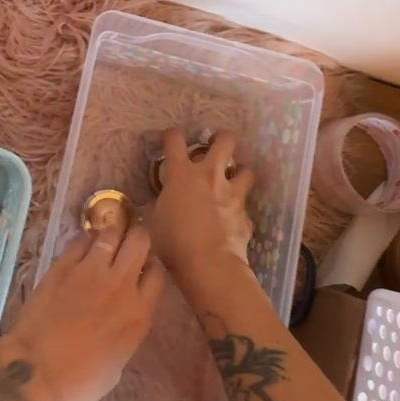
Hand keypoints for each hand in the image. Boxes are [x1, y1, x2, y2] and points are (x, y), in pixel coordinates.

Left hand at [0, 227, 165, 400]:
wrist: (39, 372)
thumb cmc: (82, 381)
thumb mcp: (119, 359)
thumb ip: (127, 328)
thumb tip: (123, 314)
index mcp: (139, 313)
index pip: (157, 273)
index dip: (153, 265)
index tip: (147, 264)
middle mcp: (120, 284)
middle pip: (139, 242)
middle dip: (137, 235)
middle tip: (131, 238)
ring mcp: (90, 270)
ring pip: (110, 233)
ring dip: (112, 231)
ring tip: (108, 235)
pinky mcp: (63, 265)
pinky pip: (80, 239)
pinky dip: (85, 238)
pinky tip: (83, 244)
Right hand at [148, 129, 254, 287]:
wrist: (209, 266)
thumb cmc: (173, 241)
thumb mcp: (153, 220)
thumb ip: (158, 204)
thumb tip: (157, 203)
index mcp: (182, 173)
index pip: (174, 139)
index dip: (170, 134)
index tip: (168, 139)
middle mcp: (210, 176)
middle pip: (225, 141)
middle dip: (221, 138)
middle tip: (214, 145)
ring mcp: (232, 195)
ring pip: (245, 170)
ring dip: (239, 172)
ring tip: (231, 180)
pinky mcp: (246, 216)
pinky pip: (245, 206)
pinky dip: (239, 209)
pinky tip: (232, 218)